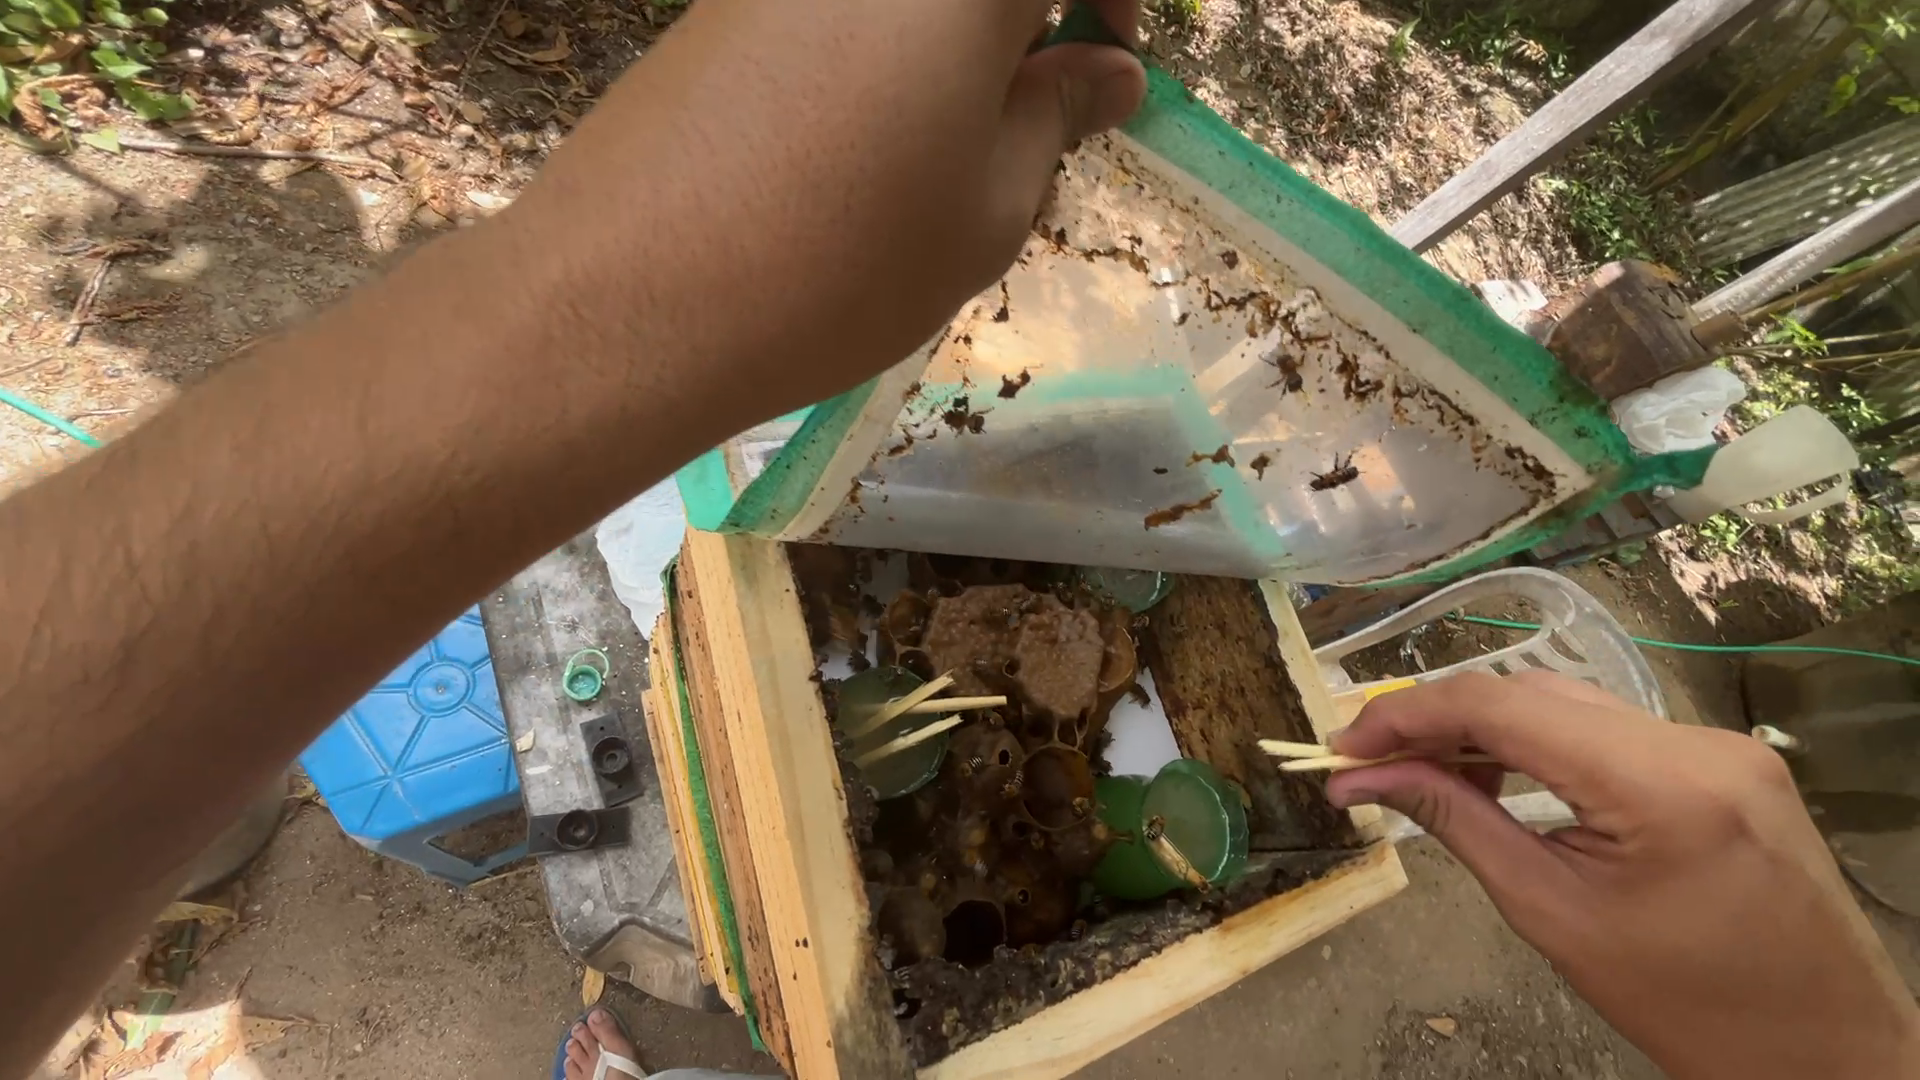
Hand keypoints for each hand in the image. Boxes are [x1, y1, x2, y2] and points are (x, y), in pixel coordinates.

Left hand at [504, 0, 1146, 427]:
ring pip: (907, 8)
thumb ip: (1056, 119)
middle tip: (1030, 116)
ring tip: (942, 155)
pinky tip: (863, 148)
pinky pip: (837, 19)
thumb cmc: (852, 265)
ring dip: (952, 51)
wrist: (648, 301)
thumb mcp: (989, 212)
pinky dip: (882, 60)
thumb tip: (1108, 72)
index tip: (1112, 59)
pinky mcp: (725, 7)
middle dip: (1026, 26)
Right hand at [1326, 672, 1919, 1079]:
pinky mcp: (1713, 757)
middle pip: (1522, 692)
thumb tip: (1356, 776)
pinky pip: (1592, 724)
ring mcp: (1711, 743)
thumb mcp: (1545, 909)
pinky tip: (1491, 773)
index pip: (1496, 705)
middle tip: (1368, 761)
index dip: (1403, 713)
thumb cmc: (1682, 1004)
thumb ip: (1450, 817)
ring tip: (1421, 771)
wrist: (1828, 1061)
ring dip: (1475, 727)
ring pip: (1553, 699)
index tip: (1342, 746)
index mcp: (1660, 783)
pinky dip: (1525, 739)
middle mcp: (1692, 740)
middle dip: (1432, 719)